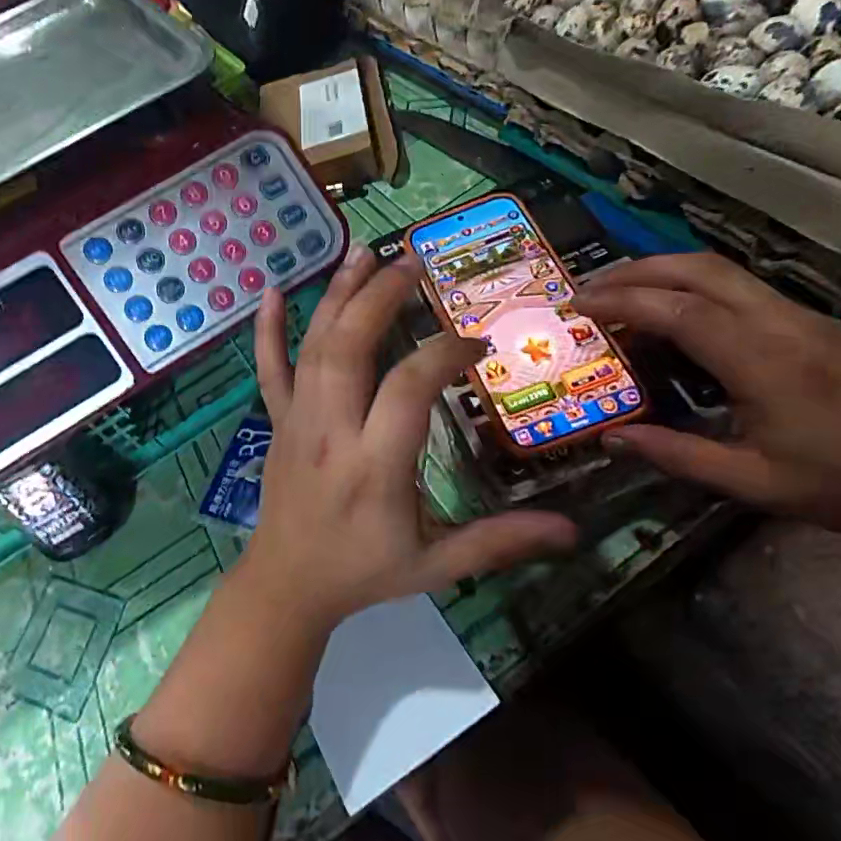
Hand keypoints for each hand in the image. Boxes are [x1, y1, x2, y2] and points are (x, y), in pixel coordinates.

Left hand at [243, 246, 578, 628]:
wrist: (285, 587)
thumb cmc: (363, 573)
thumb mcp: (436, 565)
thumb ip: (499, 542)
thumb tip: (572, 531)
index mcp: (375, 466)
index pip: (408, 388)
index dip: (443, 353)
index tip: (476, 339)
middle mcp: (331, 432)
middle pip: (349, 349)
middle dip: (380, 298)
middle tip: (413, 262)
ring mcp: (297, 422)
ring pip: (314, 348)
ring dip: (338, 296)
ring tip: (364, 253)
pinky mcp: (276, 422)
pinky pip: (269, 370)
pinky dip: (268, 330)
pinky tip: (272, 291)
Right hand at [572, 254, 840, 552]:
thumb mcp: (761, 485)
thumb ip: (681, 457)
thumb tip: (613, 437)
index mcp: (767, 363)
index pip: (679, 311)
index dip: (622, 301)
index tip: (576, 304)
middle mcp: (782, 323)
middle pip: (698, 269)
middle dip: (635, 270)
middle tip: (588, 289)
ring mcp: (802, 315)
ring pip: (720, 271)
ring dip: (663, 272)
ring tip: (619, 295)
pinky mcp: (813, 321)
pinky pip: (739, 288)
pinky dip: (691, 288)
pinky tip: (673, 316)